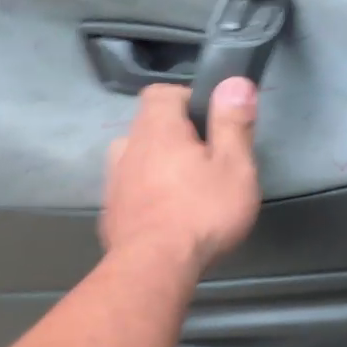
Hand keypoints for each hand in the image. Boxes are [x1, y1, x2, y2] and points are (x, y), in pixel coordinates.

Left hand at [100, 79, 260, 276]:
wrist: (155, 265)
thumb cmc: (203, 211)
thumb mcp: (235, 166)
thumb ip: (233, 123)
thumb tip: (235, 81)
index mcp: (158, 130)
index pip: (162, 92)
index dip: (188, 99)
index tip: (213, 121)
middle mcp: (128, 147)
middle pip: (150, 127)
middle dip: (178, 137)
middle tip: (210, 161)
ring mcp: (114, 181)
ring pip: (139, 159)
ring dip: (161, 165)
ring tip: (189, 189)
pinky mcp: (112, 211)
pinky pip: (133, 189)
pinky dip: (151, 194)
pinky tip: (172, 215)